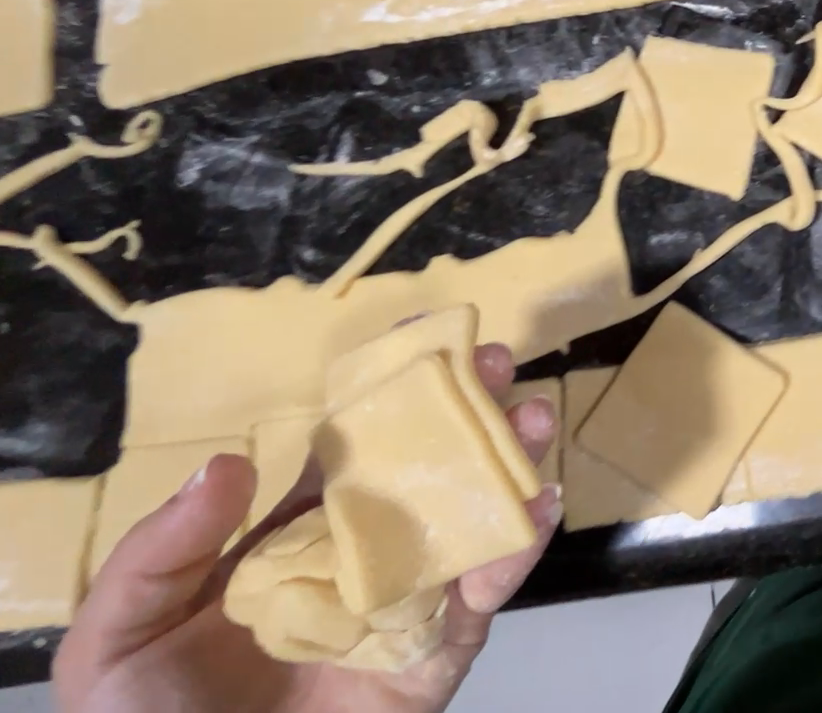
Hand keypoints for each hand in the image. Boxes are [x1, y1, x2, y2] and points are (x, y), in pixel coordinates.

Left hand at [53, 342, 559, 712]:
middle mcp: (380, 543)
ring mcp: (423, 586)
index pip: (362, 445)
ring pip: (481, 511)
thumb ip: (163, 555)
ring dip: (514, 458)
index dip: (394, 391)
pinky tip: (538, 503)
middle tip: (494, 362)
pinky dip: (522, 544)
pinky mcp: (453, 637)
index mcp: (310, 529)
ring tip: (532, 417)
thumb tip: (230, 462)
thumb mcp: (122, 641)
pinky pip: (494, 586)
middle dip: (471, 407)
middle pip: (437, 464)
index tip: (424, 340)